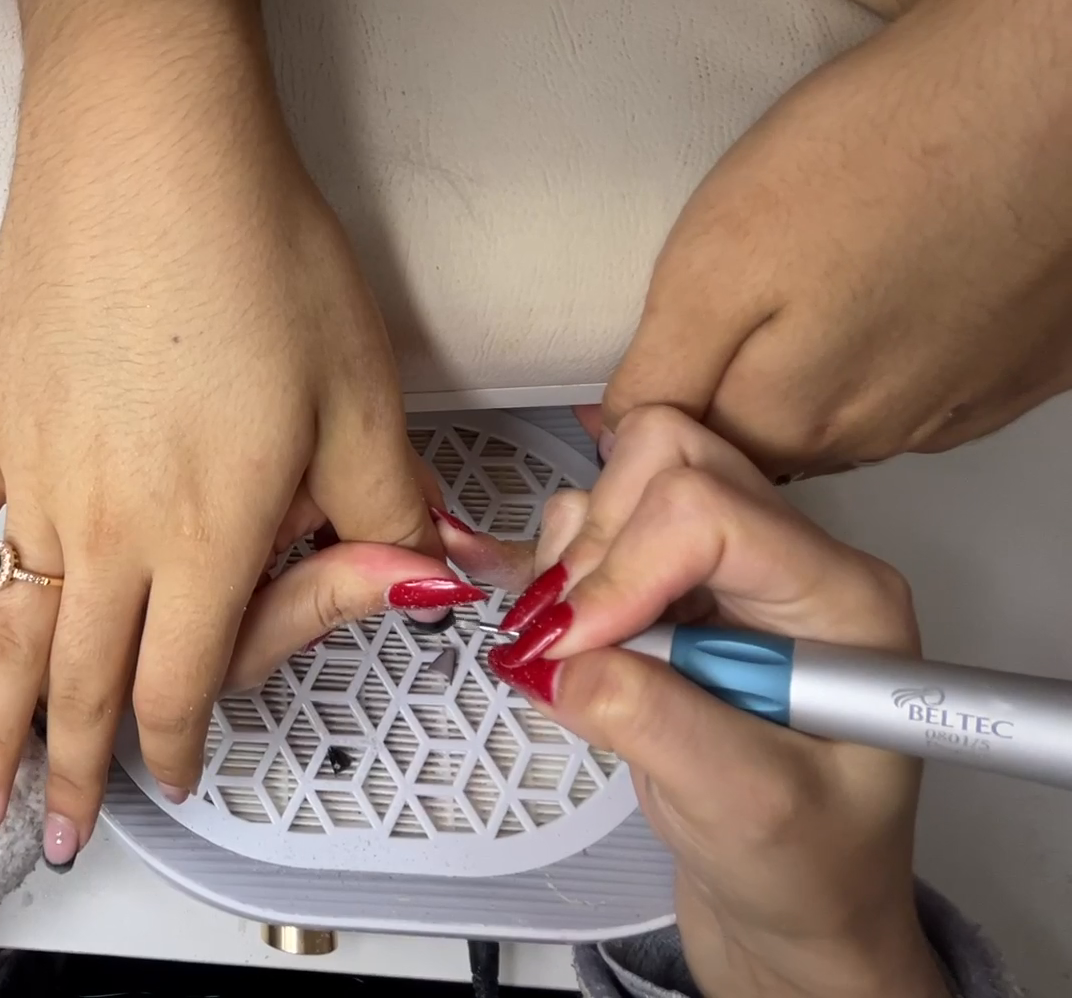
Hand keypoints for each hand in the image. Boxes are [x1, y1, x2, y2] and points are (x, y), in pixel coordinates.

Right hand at [0, 0, 462, 870]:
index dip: (187, 739)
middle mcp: (113, 533)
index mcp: (211, 535)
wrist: (148, 153)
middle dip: (83, 769)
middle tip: (59, 838)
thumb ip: (395, 505)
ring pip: (15, 633)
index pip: (194, 679)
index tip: (180, 774)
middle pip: (93, 679)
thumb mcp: (359, 389)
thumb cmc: (264, 263)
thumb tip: (454, 581)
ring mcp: (36, 487)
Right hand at [482, 407, 948, 997]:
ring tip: (560, 640)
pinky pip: (576, 526)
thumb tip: (547, 656)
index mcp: (831, 592)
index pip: (706, 511)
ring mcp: (705, 561)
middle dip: (593, 541)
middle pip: (663, 456)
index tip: (574, 646)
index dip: (621, 570)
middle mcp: (772, 554)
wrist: (784, 879)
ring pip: (610, 483)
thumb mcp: (744, 802)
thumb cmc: (799, 851)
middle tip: (567, 628)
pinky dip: (530, 556)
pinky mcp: (648, 578)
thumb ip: (646, 718)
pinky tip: (505, 584)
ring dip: (563, 557)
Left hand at [599, 0, 1071, 479]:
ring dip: (800, 380)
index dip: (658, 409)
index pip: (692, 454)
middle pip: (761, 443)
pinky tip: (876, 301)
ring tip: (802, 298)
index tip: (658, 352)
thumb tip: (615, 435)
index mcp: (791, 424)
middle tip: (727, 311)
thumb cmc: (859, 165)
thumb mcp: (703, 277)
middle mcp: (883, 437)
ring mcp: (963, 404)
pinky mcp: (1025, 366)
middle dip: (723, 396)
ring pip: (834, 420)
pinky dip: (878, 360)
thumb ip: (658, 376)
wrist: (1049, 74)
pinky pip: (912, 392)